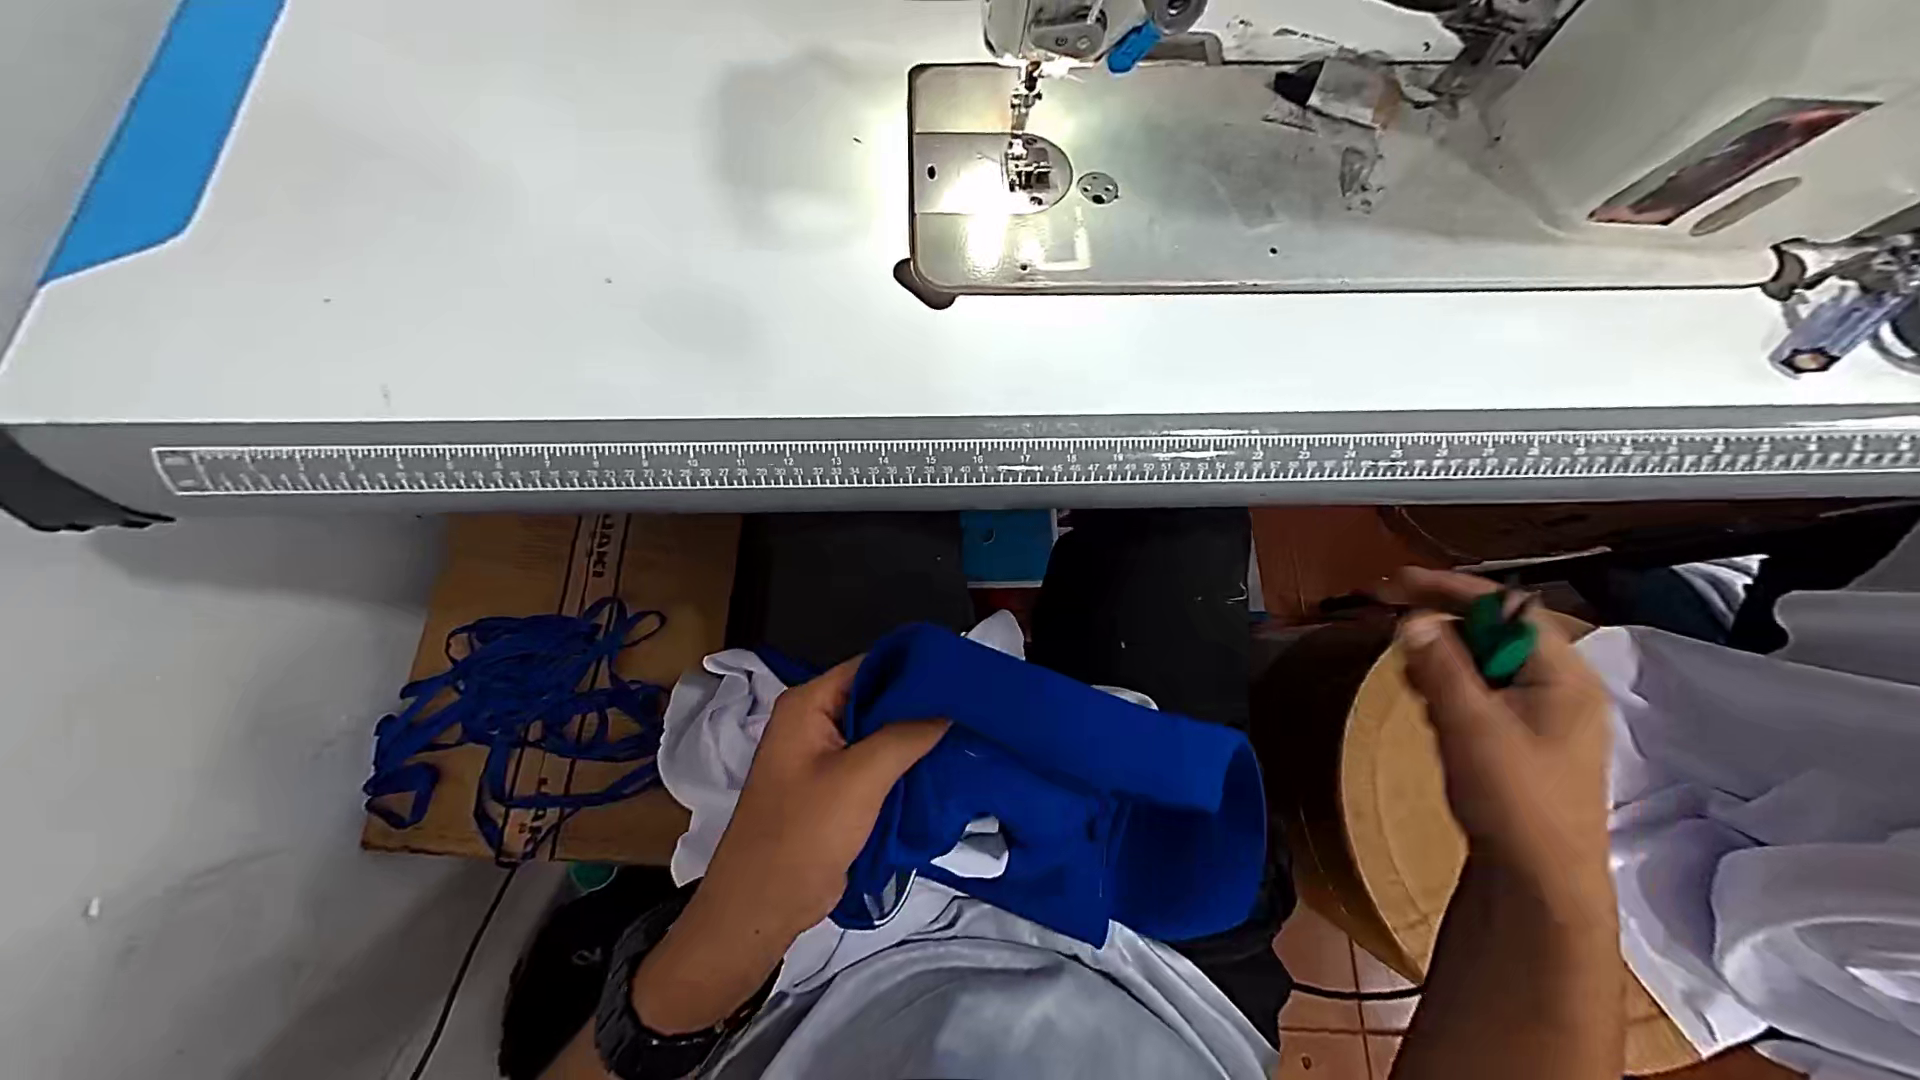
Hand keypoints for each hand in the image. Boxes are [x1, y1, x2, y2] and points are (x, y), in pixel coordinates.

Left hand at [631, 659, 947, 1033]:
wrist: (763, 907)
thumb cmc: (804, 833)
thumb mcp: (861, 777)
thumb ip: (908, 734)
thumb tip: (952, 704)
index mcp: (808, 702)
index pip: (869, 666)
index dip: (914, 667)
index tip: (960, 674)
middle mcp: (813, 718)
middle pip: (875, 695)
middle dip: (919, 701)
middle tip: (969, 703)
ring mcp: (823, 752)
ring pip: (879, 728)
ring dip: (914, 732)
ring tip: (964, 727)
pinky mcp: (834, 783)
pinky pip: (875, 758)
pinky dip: (903, 758)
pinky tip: (939, 759)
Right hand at [1385, 567, 1613, 906]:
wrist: (1537, 879)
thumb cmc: (1513, 800)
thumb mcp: (1470, 726)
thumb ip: (1440, 667)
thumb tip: (1412, 619)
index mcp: (1564, 677)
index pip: (1507, 608)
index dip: (1450, 588)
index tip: (1396, 582)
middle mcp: (1558, 686)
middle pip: (1494, 632)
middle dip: (1440, 625)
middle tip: (1392, 623)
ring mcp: (1541, 712)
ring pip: (1482, 661)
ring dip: (1440, 658)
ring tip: (1411, 677)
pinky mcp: (1520, 734)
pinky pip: (1478, 689)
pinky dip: (1447, 685)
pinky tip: (1428, 703)